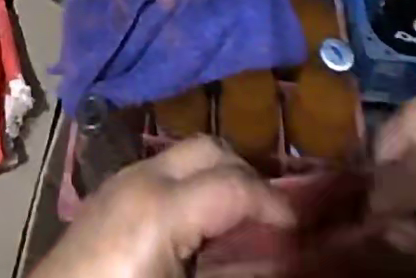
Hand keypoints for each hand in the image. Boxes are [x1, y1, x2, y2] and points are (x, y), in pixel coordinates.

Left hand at [30, 135, 294, 277]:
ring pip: (184, 157)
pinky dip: (194, 188)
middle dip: (247, 174)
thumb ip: (233, 268)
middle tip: (275, 216)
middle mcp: (142, 177)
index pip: (234, 183)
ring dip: (219, 178)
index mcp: (162, 205)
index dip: (276, 202)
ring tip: (246, 219)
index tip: (302, 227)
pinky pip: (163, 174)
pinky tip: (206, 228)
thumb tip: (276, 258)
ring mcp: (123, 180)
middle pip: (207, 149)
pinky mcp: (112, 194)